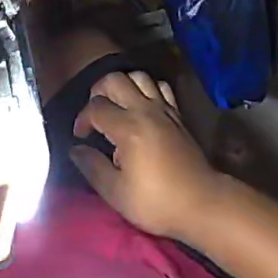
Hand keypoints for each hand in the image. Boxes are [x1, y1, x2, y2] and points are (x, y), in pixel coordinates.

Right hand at [70, 71, 226, 241]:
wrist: (201, 202)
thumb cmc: (156, 201)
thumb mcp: (116, 192)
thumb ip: (92, 167)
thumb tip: (76, 149)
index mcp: (128, 128)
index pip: (96, 107)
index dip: (82, 119)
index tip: (80, 137)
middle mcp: (145, 110)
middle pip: (115, 80)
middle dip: (98, 91)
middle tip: (94, 113)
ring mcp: (164, 108)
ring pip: (139, 76)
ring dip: (123, 84)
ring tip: (116, 104)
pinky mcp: (177, 113)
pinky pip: (160, 86)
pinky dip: (148, 87)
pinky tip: (142, 104)